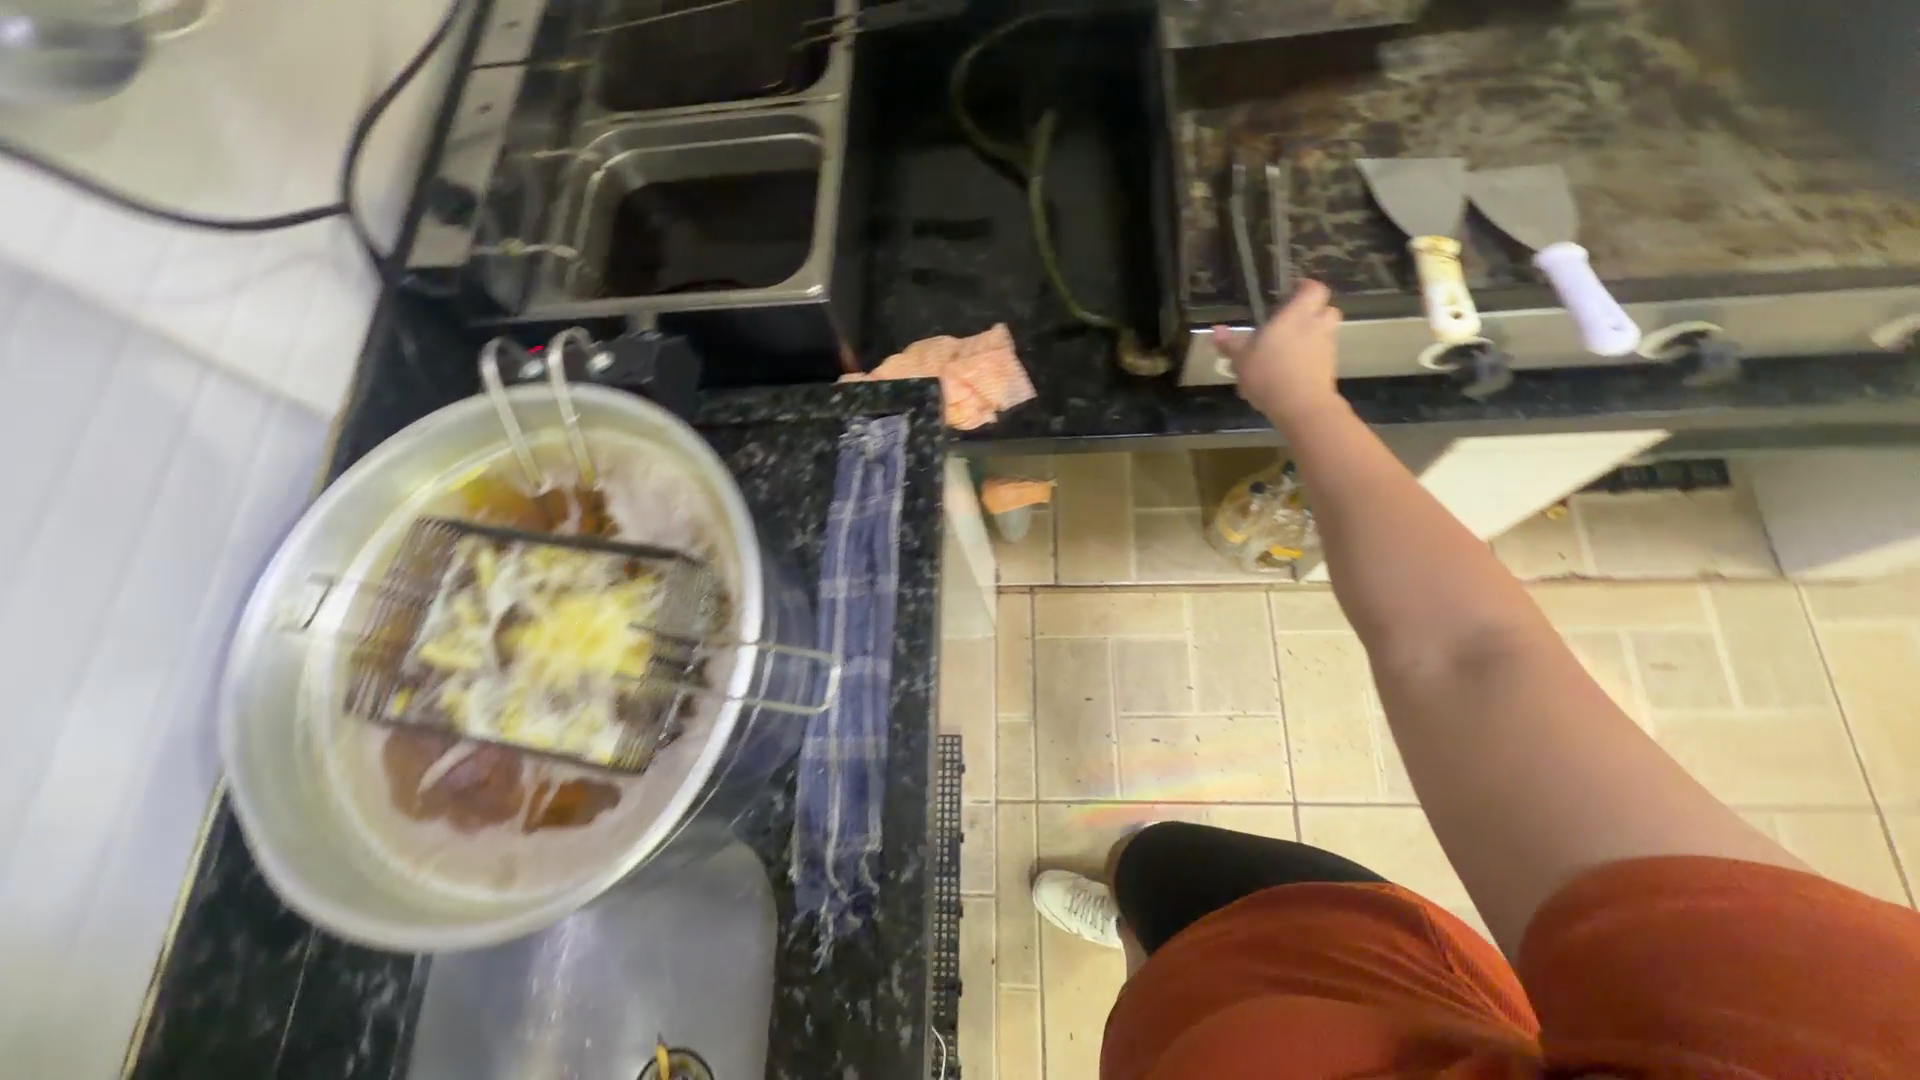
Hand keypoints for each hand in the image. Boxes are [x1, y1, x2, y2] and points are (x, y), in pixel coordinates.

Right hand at [1213, 280, 1343, 425]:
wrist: (1300, 406)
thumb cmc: (1267, 374)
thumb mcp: (1242, 360)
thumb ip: (1231, 344)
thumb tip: (1216, 330)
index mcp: (1295, 316)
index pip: (1313, 289)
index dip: (1306, 287)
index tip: (1293, 290)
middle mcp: (1316, 327)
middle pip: (1327, 309)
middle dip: (1315, 311)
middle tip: (1296, 319)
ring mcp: (1326, 348)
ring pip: (1326, 333)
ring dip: (1314, 335)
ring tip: (1292, 348)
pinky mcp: (1330, 369)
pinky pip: (1323, 355)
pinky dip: (1313, 357)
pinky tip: (1295, 370)